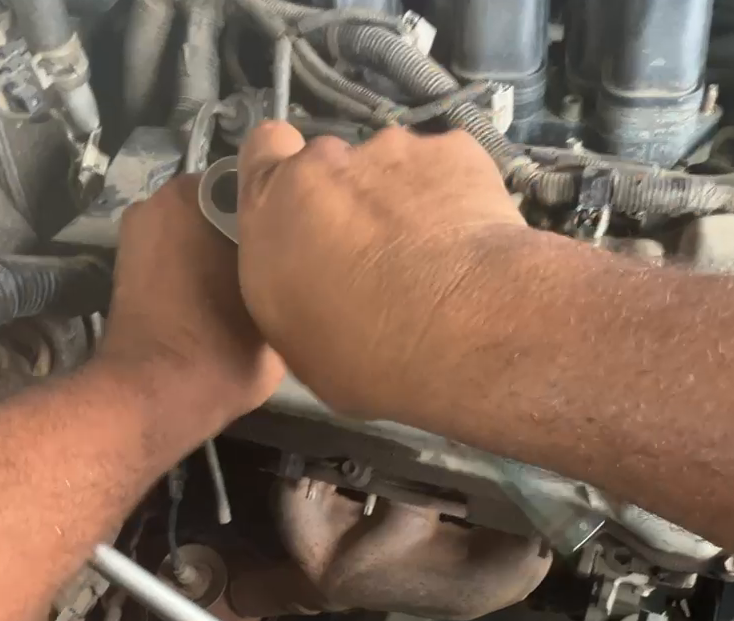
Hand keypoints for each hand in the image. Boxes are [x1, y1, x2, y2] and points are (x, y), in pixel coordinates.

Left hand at [94, 174, 285, 435]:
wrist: (155, 398)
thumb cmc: (221, 349)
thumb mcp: (278, 308)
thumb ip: (290, 272)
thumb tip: (302, 264)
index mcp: (199, 195)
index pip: (255, 181)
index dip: (283, 208)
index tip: (305, 237)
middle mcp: (161, 201)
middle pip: (222, 205)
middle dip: (248, 228)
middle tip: (285, 262)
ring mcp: (138, 235)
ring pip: (198, 231)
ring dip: (222, 250)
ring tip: (257, 284)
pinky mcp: (128, 269)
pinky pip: (177, 255)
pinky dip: (197, 269)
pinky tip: (224, 300)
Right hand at [236, 122, 533, 416]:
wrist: (459, 335)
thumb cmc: (367, 358)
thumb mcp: (300, 341)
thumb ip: (296, 284)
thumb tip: (314, 280)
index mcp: (273, 209)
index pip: (264, 148)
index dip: (286, 174)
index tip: (308, 210)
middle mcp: (324, 165)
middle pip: (334, 167)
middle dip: (351, 201)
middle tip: (379, 257)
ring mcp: (392, 150)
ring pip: (394, 168)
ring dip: (405, 202)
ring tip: (434, 259)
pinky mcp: (454, 150)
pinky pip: (449, 169)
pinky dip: (456, 198)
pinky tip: (469, 245)